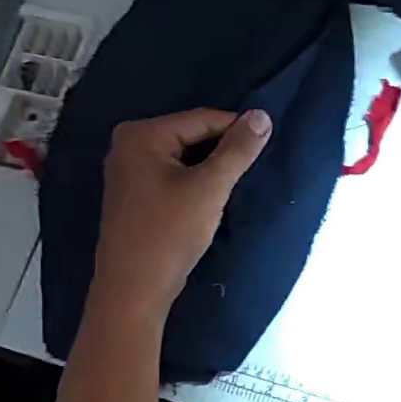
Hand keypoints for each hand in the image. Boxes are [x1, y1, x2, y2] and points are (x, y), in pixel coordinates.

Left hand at [92, 108, 272, 314]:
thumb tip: (262, 115)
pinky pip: (176, 175)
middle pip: (192, 136)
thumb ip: (237, 150)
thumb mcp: (209, 188)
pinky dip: (198, 181)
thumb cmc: (169, 232)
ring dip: (214, 168)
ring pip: (186, 158)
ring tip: (240, 182)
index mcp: (142, 134)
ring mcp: (130, 171)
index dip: (238, 128)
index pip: (202, 118)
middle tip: (257, 165)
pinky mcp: (137, 195)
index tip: (270, 141)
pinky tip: (215, 197)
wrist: (135, 286)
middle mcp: (130, 145)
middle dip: (225, 149)